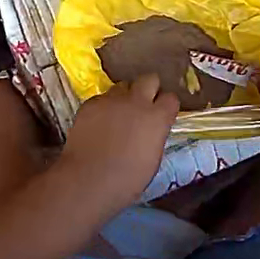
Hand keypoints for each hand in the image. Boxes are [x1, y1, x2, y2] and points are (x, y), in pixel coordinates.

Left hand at [59, 73, 180, 207]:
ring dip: (124, 97)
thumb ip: (155, 134)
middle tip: (143, 104)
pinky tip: (99, 123)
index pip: (171, 98)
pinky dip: (104, 107)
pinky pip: (102, 98)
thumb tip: (152, 129)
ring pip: (122, 86)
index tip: (163, 114)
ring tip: (118, 113)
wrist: (88, 180)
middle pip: (149, 79)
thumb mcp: (153, 157)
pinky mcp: (90, 104)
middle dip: (149, 88)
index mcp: (157, 117)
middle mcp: (137, 102)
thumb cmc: (127, 179)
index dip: (167, 106)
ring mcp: (112, 100)